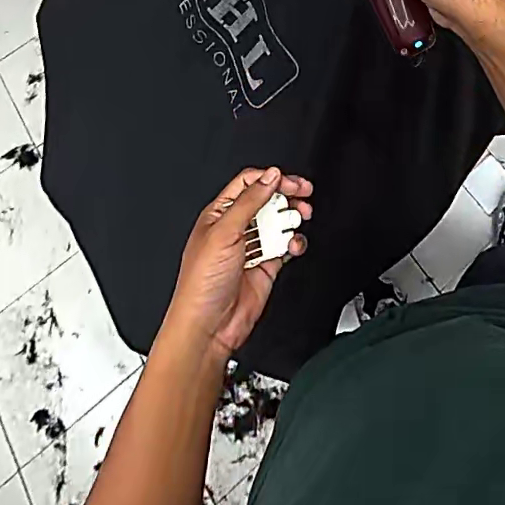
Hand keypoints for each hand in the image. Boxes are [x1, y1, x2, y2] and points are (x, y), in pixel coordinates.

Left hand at [161, 167, 311, 359]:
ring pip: (280, 220)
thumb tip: (270, 177)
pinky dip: (295, 242)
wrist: (208, 327)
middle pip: (268, 199)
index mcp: (219, 214)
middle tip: (304, 194)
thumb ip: (250, 201)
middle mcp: (236, 227)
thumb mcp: (224, 233)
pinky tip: (293, 245)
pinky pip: (286, 244)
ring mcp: (252, 245)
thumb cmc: (201, 284)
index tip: (290, 183)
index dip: (270, 179)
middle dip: (288, 194)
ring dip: (293, 217)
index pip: (249, 184)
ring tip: (300, 218)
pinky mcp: (266, 263)